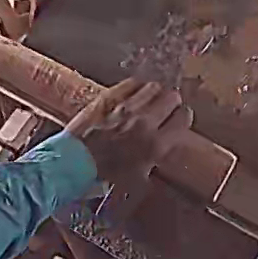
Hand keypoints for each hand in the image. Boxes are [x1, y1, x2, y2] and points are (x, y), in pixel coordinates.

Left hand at [64, 79, 191, 193]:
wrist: (73, 163)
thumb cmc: (105, 174)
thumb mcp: (138, 175)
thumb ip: (156, 158)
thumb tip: (164, 146)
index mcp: (156, 145)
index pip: (183, 118)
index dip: (182, 116)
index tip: (177, 117)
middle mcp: (145, 123)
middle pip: (172, 98)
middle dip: (170, 102)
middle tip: (164, 107)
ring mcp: (127, 107)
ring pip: (154, 87)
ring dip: (154, 93)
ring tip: (148, 99)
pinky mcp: (110, 96)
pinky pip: (133, 83)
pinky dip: (136, 87)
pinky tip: (132, 94)